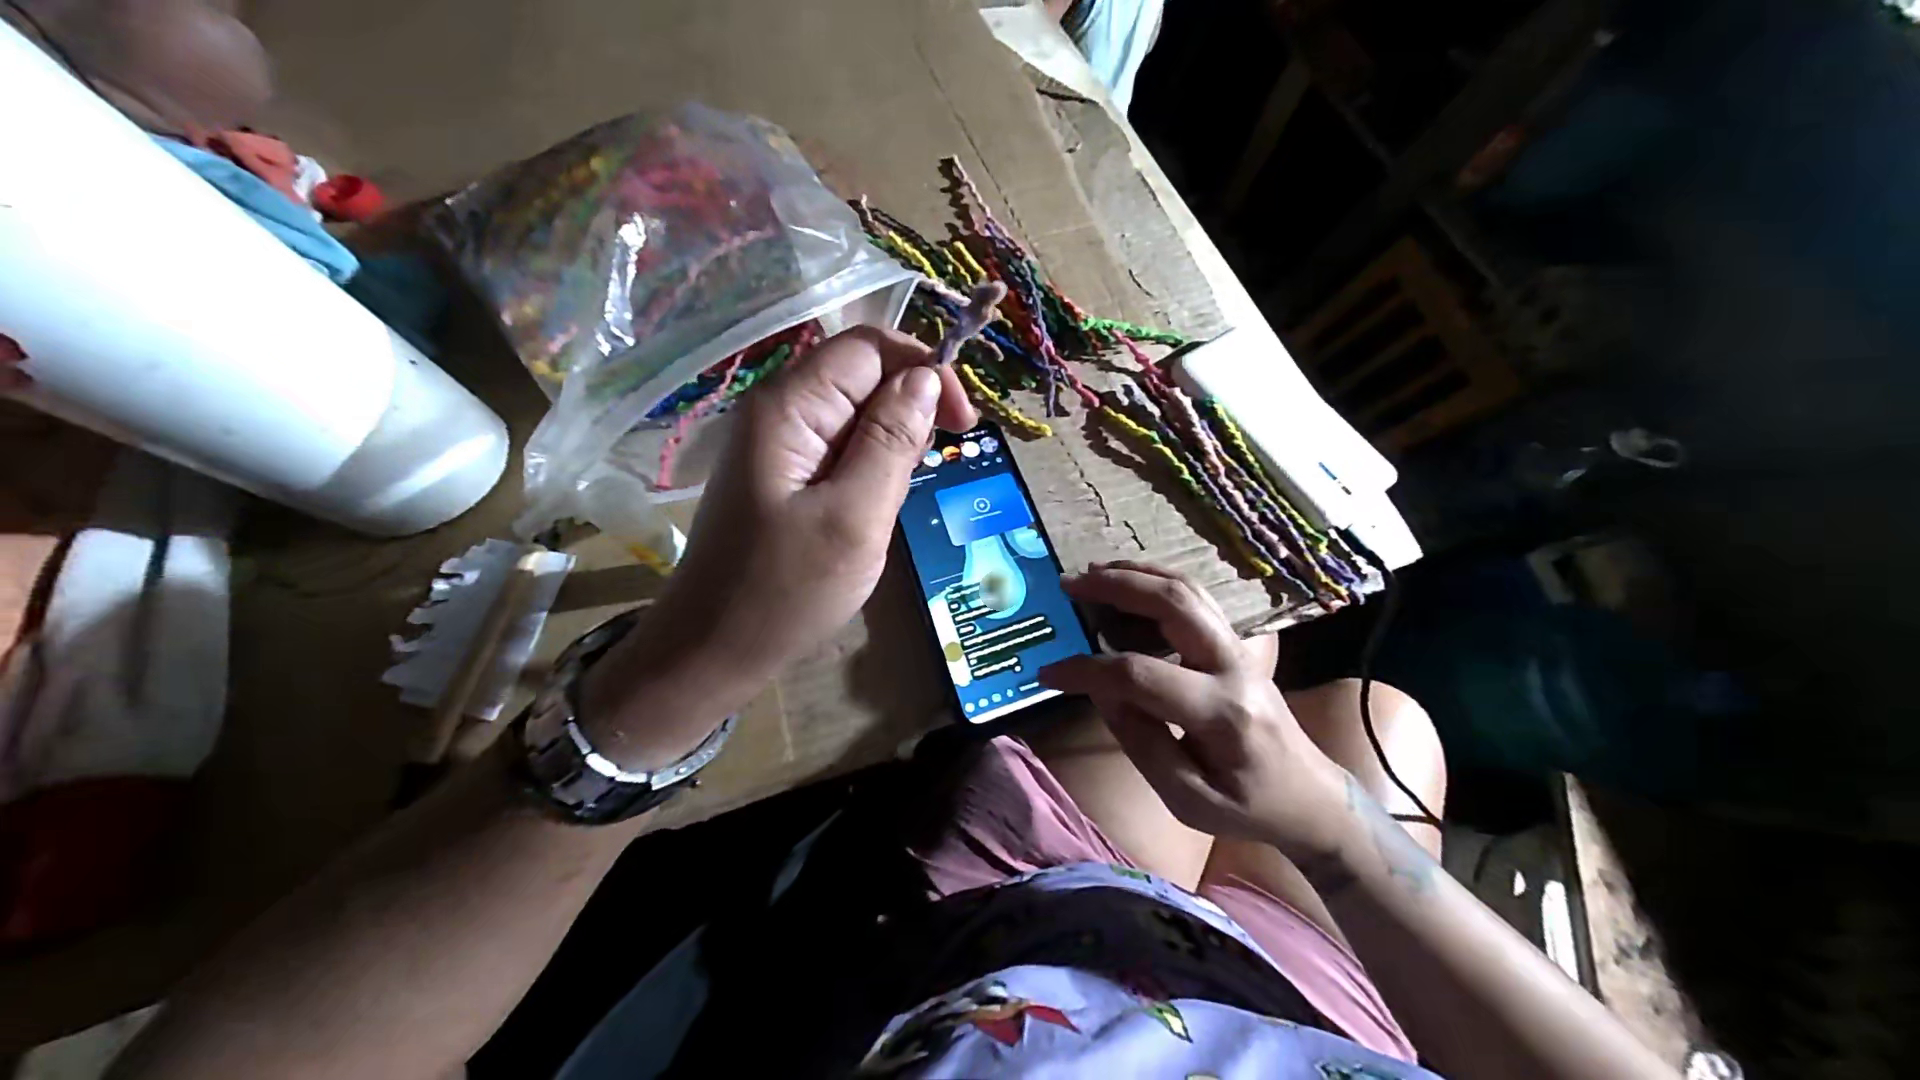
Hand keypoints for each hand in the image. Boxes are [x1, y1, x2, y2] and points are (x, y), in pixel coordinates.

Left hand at [581, 326, 977, 767]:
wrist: (712, 651)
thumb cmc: (784, 592)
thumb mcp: (855, 517)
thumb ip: (891, 441)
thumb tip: (926, 378)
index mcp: (789, 407)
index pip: (869, 347)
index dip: (924, 370)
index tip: (961, 426)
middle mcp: (779, 411)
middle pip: (863, 377)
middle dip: (906, 415)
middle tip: (916, 479)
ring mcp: (777, 445)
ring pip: (857, 416)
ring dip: (889, 449)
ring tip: (885, 507)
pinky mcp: (782, 475)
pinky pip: (840, 451)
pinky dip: (868, 472)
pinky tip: (868, 513)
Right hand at [1038, 562, 1352, 857]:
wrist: (1309, 796)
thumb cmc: (1246, 806)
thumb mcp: (1185, 798)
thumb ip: (1140, 740)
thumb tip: (1100, 689)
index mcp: (1221, 713)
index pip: (1139, 675)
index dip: (1087, 670)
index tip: (1050, 672)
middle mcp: (1234, 667)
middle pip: (1174, 605)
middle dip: (1117, 587)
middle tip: (1071, 584)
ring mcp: (1240, 649)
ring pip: (1188, 590)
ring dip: (1137, 574)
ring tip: (1093, 571)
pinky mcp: (1237, 644)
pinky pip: (1196, 599)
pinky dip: (1157, 581)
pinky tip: (1128, 580)